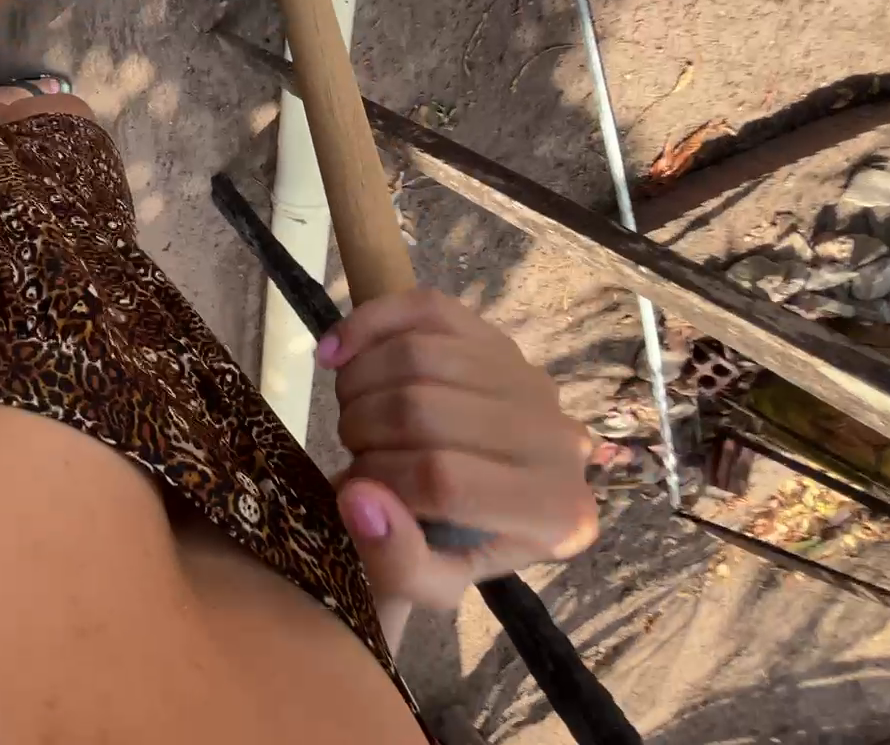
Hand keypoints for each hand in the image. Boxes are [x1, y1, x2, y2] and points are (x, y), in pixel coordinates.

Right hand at [317, 289, 597, 611]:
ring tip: (353, 412)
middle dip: (361, 427)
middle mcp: (557, 438)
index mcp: (555, 513)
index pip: (443, 478)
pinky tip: (332, 355)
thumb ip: (393, 560)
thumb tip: (356, 497)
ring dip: (356, 384)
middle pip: (421, 409)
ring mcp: (526, 377)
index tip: (353, 490)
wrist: (464, 498)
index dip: (377, 477)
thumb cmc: (442, 542)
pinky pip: (419, 308)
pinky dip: (361, 326)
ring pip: (414, 354)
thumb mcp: (421, 580)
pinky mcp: (490, 334)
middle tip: (353, 449)